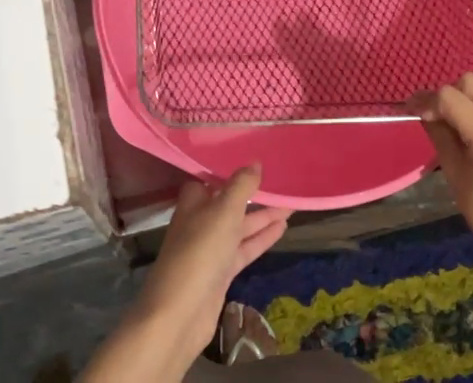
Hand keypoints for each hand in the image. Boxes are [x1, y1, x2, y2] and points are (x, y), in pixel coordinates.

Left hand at [123, 166, 290, 377]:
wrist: (180, 312)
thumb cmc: (199, 251)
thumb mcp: (223, 212)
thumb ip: (241, 186)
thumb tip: (255, 162)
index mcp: (193, 202)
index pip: (211, 178)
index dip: (231, 170)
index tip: (254, 159)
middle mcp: (200, 221)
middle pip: (229, 202)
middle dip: (254, 194)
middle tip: (283, 181)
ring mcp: (210, 248)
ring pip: (240, 226)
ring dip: (263, 217)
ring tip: (292, 204)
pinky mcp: (221, 272)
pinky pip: (244, 248)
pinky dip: (261, 238)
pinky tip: (282, 229)